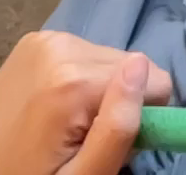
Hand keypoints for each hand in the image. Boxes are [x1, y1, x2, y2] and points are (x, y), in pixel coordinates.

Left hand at [0, 31, 172, 174]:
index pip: (154, 78)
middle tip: (81, 145)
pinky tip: (51, 112)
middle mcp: (60, 44)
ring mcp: (42, 39)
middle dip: (116, 103)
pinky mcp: (31, 42)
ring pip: (106, 60)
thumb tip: (142, 66)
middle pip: (128, 66)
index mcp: (73, 77)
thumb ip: (118, 128)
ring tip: (64, 131)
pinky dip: (77, 82)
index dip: (142, 119)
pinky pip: (81, 55)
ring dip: (97, 93)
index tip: (108, 147)